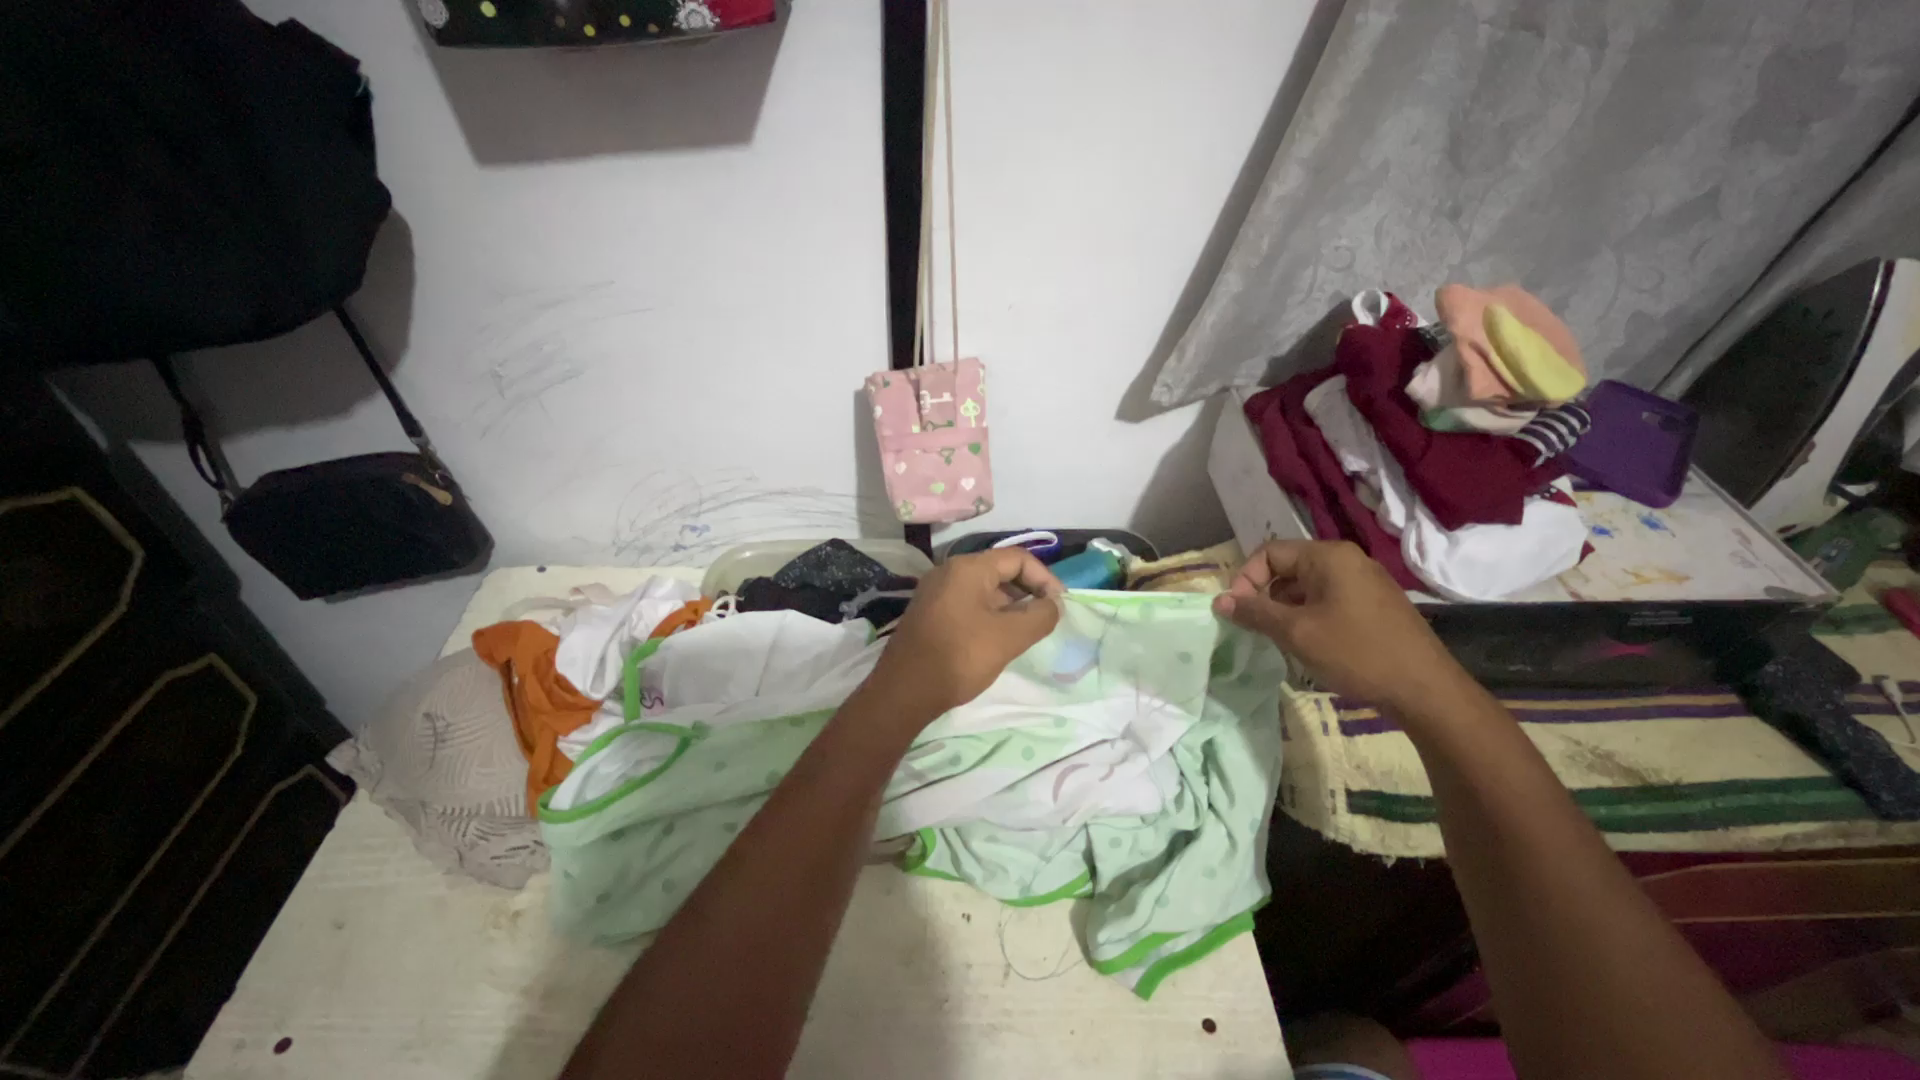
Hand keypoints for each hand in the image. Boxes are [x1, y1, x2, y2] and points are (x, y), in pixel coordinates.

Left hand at [863, 549, 1063, 724]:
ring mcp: (935, 593)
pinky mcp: (929, 613)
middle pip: (1000, 571)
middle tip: (1046, 619)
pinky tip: (998, 640)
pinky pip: (968, 604)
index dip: (1045, 578)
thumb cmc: (959, 657)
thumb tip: (1054, 605)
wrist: (904, 692)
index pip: (1018, 558)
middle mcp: (948, 572)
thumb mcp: (1009, 637)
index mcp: (968, 568)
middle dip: (1028, 591)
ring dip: (1010, 606)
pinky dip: (990, 615)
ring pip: (984, 590)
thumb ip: (1039, 616)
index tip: (1059, 605)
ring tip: (1026, 632)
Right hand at [1213, 540, 1469, 710]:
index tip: (1238, 612)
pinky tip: (1310, 645)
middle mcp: (1348, 560)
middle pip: (1289, 567)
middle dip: (1265, 595)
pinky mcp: (1375, 605)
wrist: (1424, 689)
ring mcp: (1365, 582)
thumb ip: (1255, 612)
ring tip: (1280, 640)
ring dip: (1286, 609)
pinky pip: (1329, 600)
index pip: (1270, 552)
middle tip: (1256, 629)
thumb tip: (1219, 600)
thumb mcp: (1297, 633)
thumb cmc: (1356, 653)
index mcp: (1329, 556)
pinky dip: (1310, 616)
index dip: (1246, 579)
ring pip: (1308, 586)